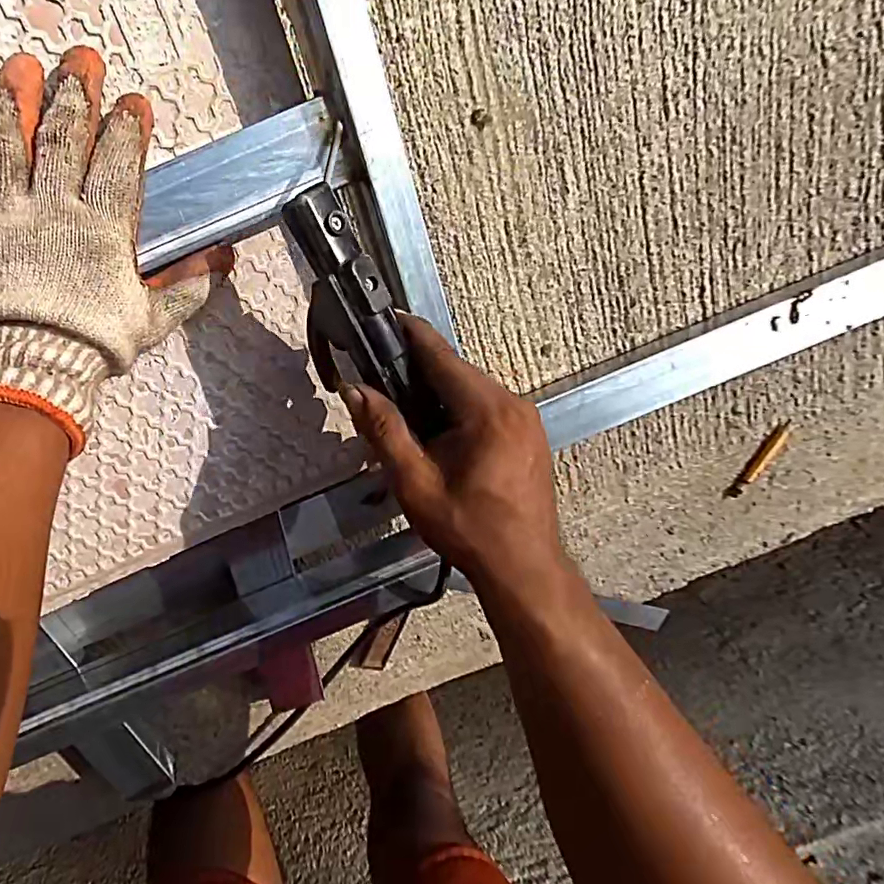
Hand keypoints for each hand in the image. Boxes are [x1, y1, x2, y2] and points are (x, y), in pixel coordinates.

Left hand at [0, 47, 232, 454]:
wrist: (29, 365)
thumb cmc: (90, 345)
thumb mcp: (151, 321)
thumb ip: (186, 286)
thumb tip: (222, 259)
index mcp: (101, 229)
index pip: (117, 163)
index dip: (126, 128)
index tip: (131, 102)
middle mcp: (54, 209)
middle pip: (63, 138)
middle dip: (74, 93)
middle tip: (79, 59)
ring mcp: (7, 215)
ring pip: (8, 143)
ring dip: (13, 100)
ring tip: (19, 68)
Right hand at [340, 317, 573, 589]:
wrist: (522, 565)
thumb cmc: (471, 530)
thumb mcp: (415, 483)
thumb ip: (385, 432)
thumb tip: (357, 392)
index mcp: (488, 411)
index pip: (442, 356)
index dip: (410, 334)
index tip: (387, 318)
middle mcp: (513, 406)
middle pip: (454, 372)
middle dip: (415, 372)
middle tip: (379, 380)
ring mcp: (524, 419)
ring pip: (469, 390)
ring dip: (434, 394)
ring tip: (400, 412)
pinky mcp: (526, 434)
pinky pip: (484, 407)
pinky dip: (454, 410)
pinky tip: (434, 433)